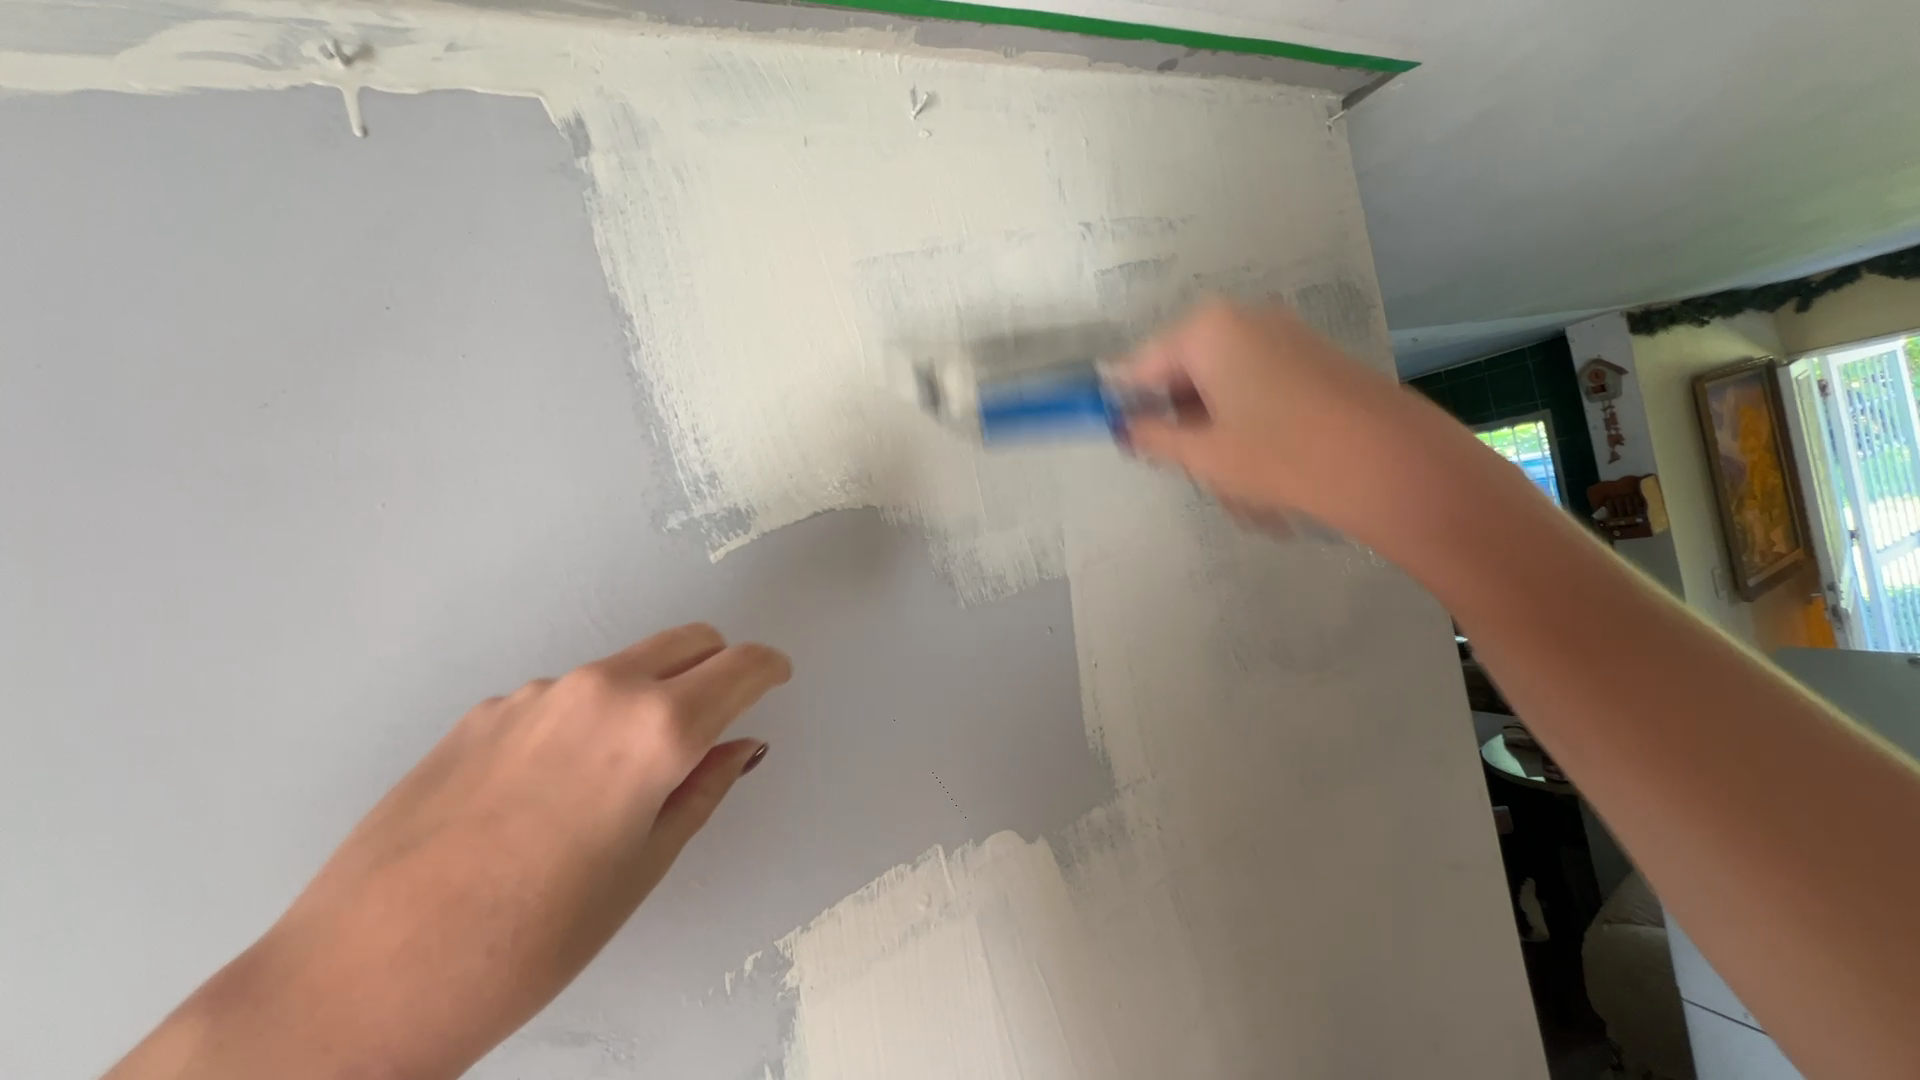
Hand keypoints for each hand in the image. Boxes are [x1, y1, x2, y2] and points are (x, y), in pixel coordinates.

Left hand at [106, 623, 790, 1079]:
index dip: (769, 668)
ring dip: (650, 693)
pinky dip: (588, 718)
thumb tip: (738, 748)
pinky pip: (563, 697)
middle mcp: (597, 691)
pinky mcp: (482, 713)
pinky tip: (556, 790)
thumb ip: (702, 790)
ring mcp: (532, 696)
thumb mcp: (643, 869)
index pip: (739, 665)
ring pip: (623, 667)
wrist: (363, 976)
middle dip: (718, 666)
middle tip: (721, 717)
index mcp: (653, 730)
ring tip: (627, 776)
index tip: (777, 677)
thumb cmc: (526, 942)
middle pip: (687, 640)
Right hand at [1120, 299, 1409, 529]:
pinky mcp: (1314, 363)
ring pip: (1225, 396)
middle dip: (1188, 431)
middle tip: (1200, 475)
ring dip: (1223, 444)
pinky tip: (1273, 478)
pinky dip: (1254, 435)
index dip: (1125, 404)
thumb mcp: (1203, 454)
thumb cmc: (1280, 454)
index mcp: (1208, 330)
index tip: (1121, 440)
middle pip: (1186, 379)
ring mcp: (1284, 339)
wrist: (1389, 463)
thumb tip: (1126, 427)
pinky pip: (1260, 397)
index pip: (1140, 365)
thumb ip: (1153, 436)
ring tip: (1246, 495)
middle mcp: (1244, 321)